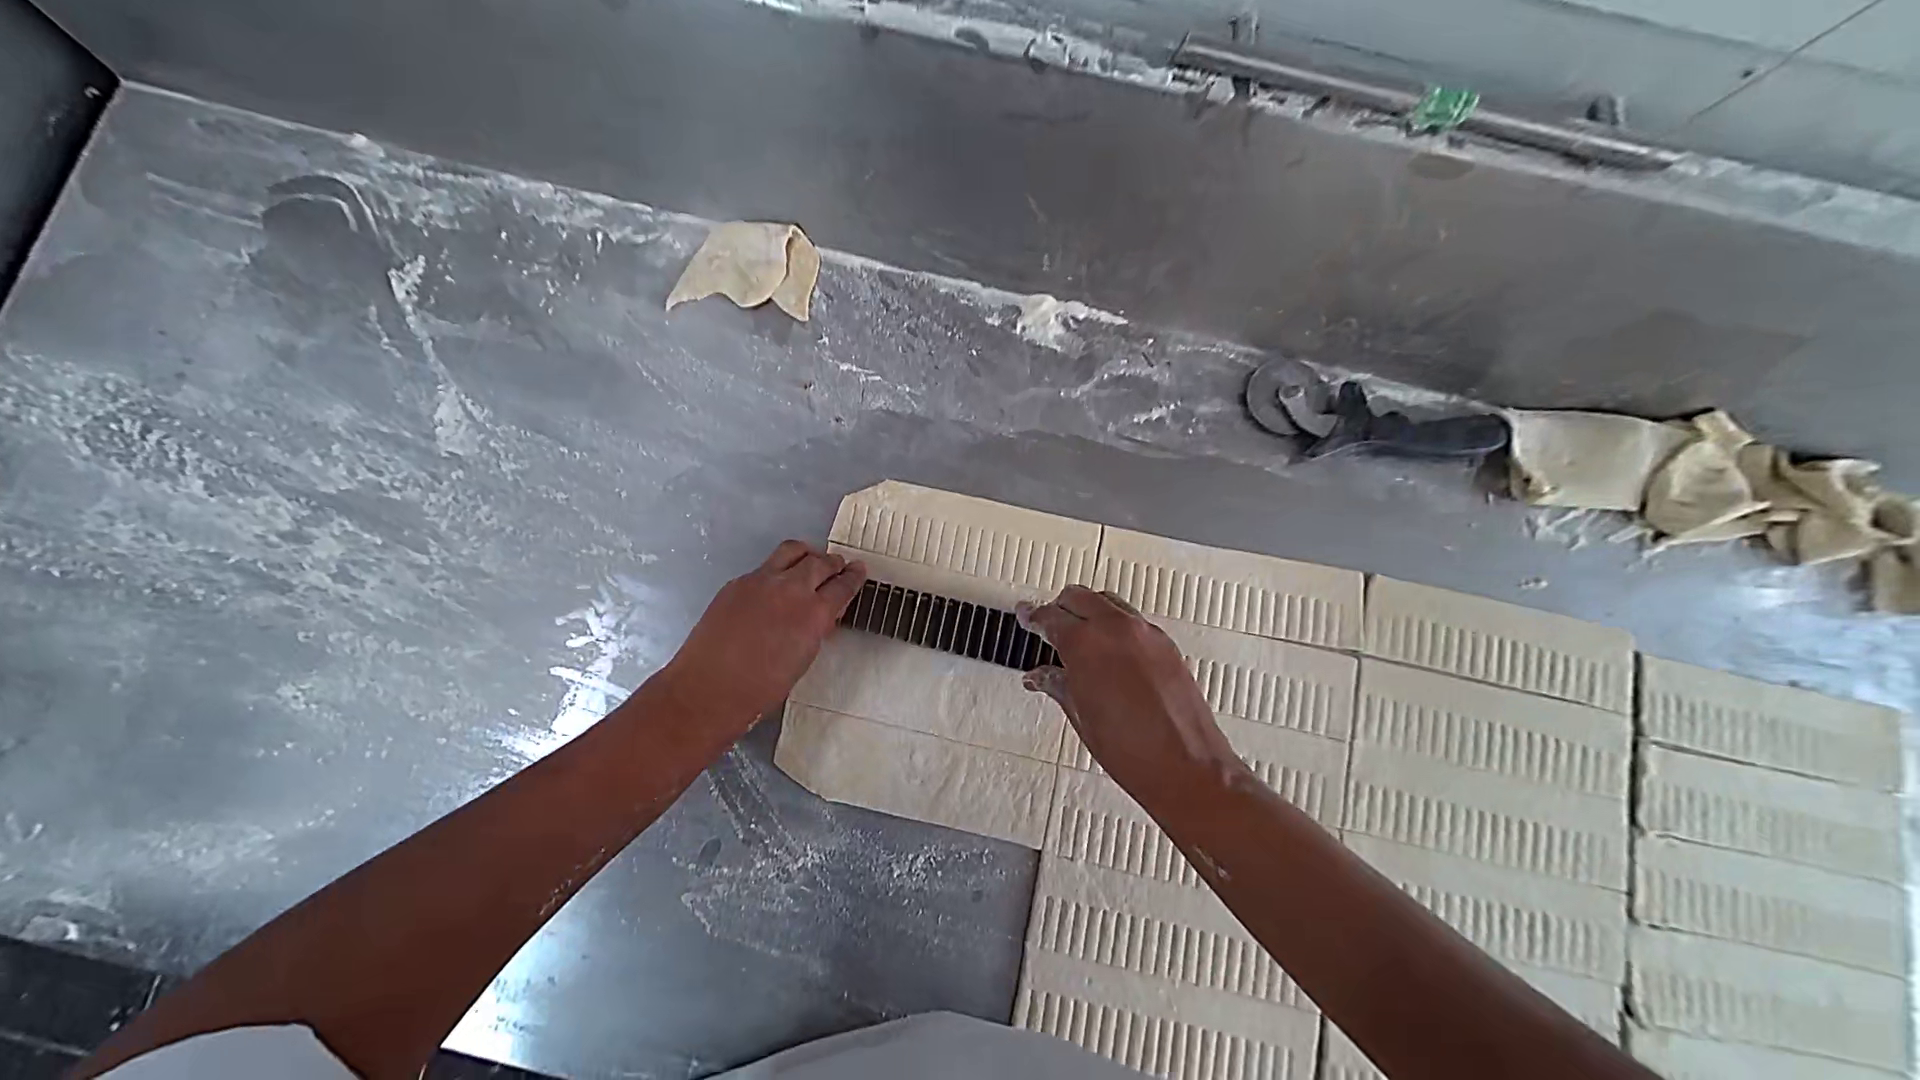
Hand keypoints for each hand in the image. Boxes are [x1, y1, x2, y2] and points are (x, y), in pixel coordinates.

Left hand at [656, 540, 866, 732]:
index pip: (843, 586)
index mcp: (814, 613)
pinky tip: (775, 585)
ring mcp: (761, 582)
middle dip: (833, 563)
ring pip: (792, 552)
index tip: (858, 571)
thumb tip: (821, 618)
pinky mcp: (737, 583)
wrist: (709, 689)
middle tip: (838, 566)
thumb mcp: (803, 659)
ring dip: (807, 555)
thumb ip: (815, 630)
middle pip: (820, 562)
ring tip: (810, 562)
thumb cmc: (760, 688)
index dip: (854, 577)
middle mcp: (790, 590)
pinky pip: (765, 567)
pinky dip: (777, 570)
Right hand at [1018, 587, 1243, 801]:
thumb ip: (1057, 684)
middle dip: (1059, 607)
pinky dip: (1114, 625)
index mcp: (1086, 644)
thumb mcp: (1081, 715)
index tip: (1026, 616)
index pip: (1050, 616)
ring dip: (1088, 611)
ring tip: (1078, 634)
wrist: (1185, 766)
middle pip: (1078, 597)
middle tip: (1047, 623)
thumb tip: (1041, 676)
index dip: (1033, 617)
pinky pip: (1132, 620)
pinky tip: (1109, 648)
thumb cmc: (1134, 750)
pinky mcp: (1165, 643)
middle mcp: (1116, 629)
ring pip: (1107, 602)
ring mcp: (1145, 633)